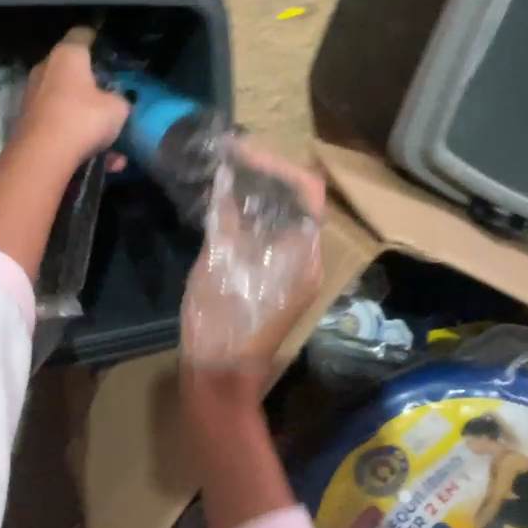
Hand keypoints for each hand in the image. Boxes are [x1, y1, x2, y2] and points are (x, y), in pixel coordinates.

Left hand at [9, 27, 128, 169]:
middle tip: (109, 92)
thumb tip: (115, 102)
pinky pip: (60, 125)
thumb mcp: (117, 108)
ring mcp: (32, 97)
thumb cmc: (83, 119)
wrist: (42, 157)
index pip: (82, 34)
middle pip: (70, 68)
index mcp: (67, 56)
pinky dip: (78, 138)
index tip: (106, 43)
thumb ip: (119, 100)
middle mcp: (45, 70)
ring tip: (111, 142)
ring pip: (66, 102)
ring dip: (86, 117)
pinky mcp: (27, 123)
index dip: (95, 36)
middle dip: (90, 81)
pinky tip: (102, 162)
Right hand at [179, 142, 325, 371]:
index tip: (244, 151)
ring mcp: (294, 268)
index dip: (278, 165)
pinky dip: (254, 213)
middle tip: (233, 154)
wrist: (220, 376)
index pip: (308, 191)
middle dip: (269, 172)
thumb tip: (229, 177)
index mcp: (304, 254)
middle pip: (299, 199)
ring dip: (262, 191)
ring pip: (286, 214)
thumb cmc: (221, 324)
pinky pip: (273, 233)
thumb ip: (227, 219)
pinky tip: (227, 201)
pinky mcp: (278, 276)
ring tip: (229, 169)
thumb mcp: (218, 265)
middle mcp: (307, 257)